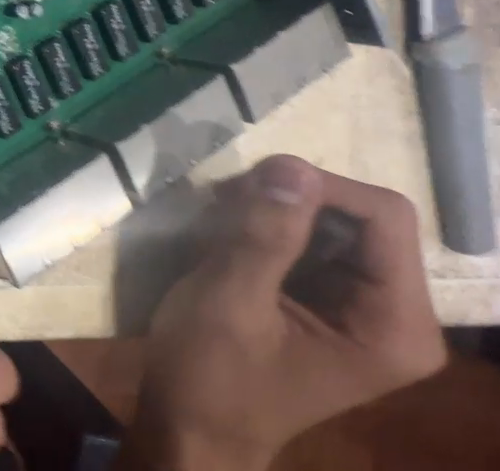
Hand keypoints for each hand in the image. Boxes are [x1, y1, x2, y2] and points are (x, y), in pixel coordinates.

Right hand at [119, 156, 447, 470]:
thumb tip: (289, 163)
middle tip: (222, 203)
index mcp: (396, 324)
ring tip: (218, 220)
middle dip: (291, 200)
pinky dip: (269, 231)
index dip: (320, 187)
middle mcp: (399, 317)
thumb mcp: (227, 299)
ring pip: (335, 229)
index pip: (385, 219)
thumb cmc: (210, 372)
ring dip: (275, 213)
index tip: (245, 185)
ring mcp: (365, 314)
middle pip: (364, 221)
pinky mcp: (330, 310)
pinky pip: (314, 249)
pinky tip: (227, 239)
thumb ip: (263, 235)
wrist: (191, 426)